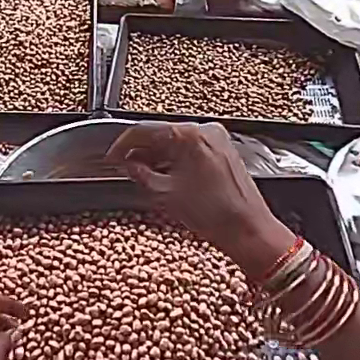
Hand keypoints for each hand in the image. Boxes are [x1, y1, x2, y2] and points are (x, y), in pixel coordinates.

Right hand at [105, 121, 294, 278]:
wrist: (247, 229)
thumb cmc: (214, 213)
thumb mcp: (164, 193)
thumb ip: (140, 173)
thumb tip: (128, 165)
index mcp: (189, 135)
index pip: (144, 130)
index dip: (122, 144)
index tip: (112, 156)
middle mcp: (205, 131)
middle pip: (161, 133)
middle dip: (140, 150)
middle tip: (123, 165)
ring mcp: (217, 139)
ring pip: (176, 141)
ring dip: (157, 155)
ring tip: (141, 173)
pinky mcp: (223, 151)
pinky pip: (190, 148)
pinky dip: (174, 158)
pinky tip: (164, 174)